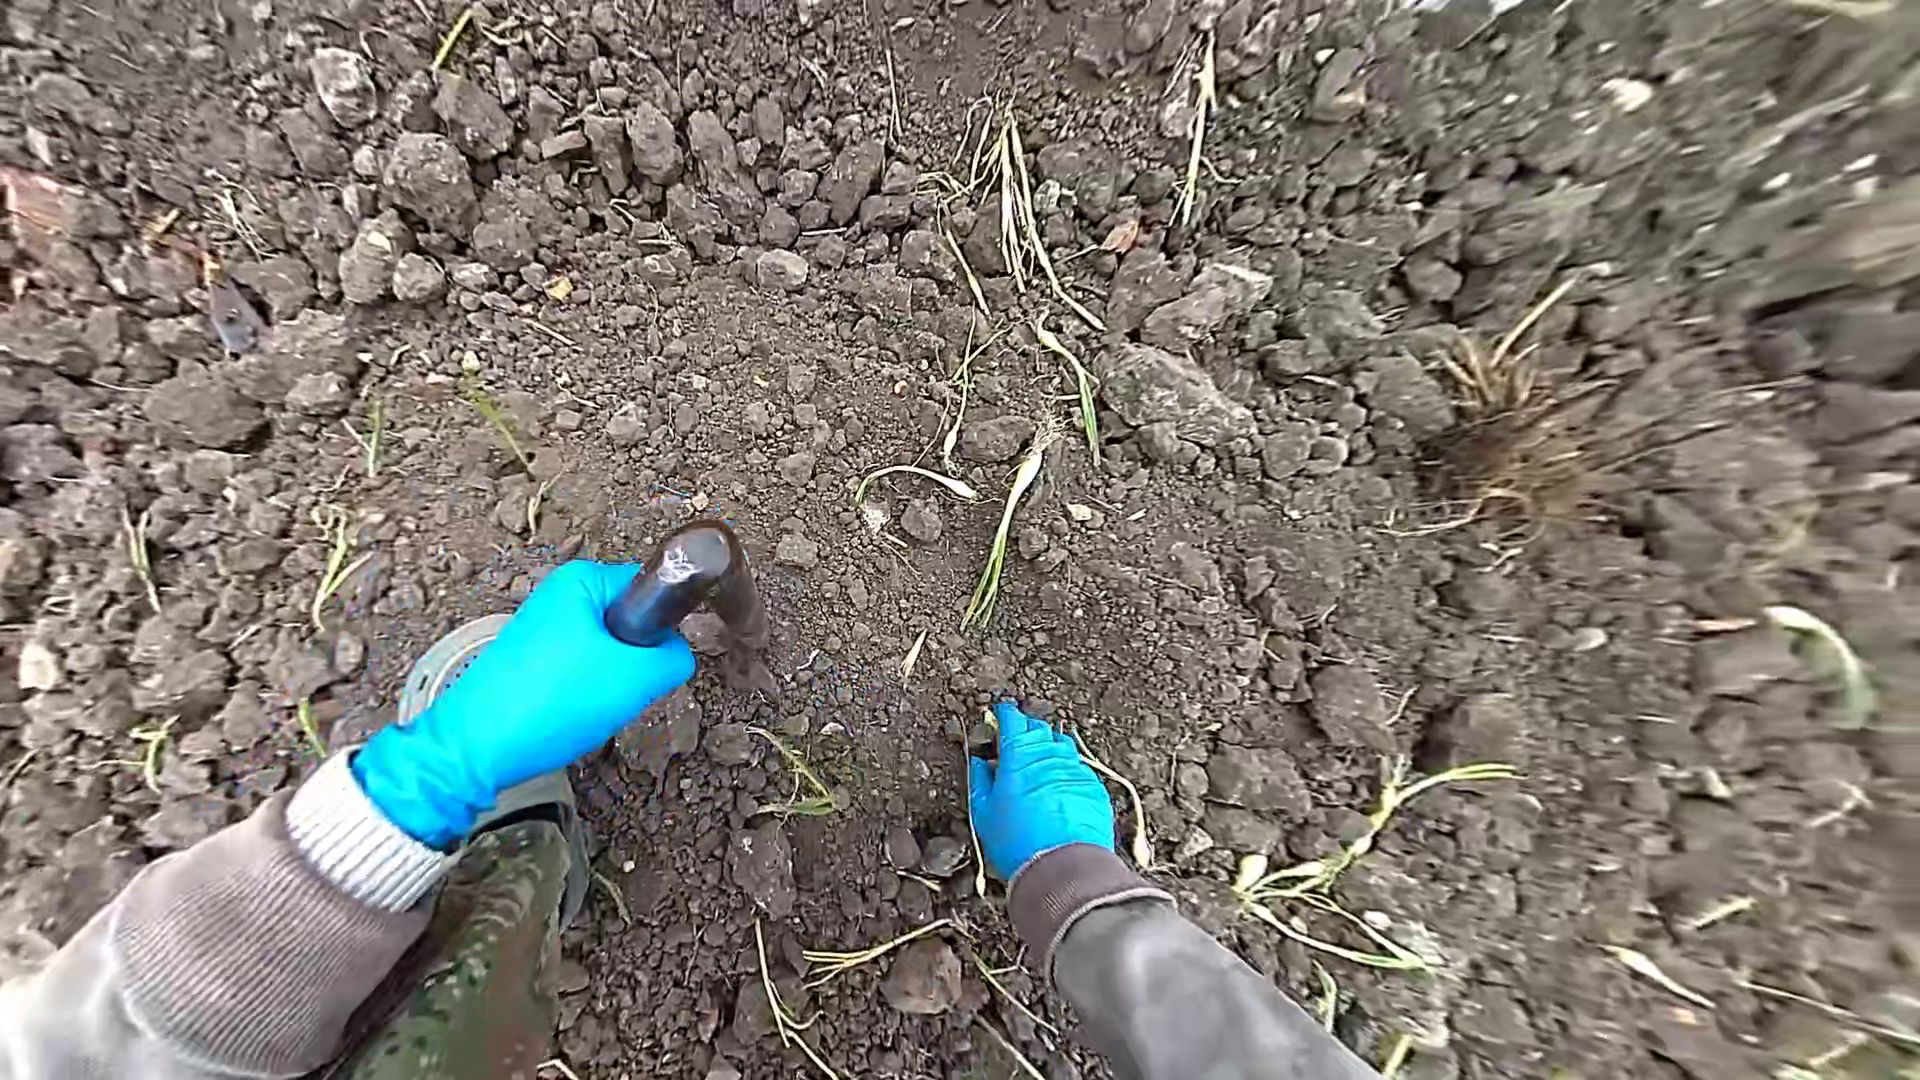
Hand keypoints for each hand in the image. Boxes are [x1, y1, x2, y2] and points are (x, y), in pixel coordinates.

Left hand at [353, 560, 695, 848]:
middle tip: (626, 681)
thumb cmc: (550, 703)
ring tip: (598, 698)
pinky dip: (593, 686)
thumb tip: (676, 655)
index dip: (665, 626)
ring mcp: (546, 625)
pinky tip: (580, 707)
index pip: (655, 589)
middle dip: (640, 655)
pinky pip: (589, 663)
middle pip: (635, 619)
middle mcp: (561, 593)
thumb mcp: (640, 677)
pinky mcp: (536, 655)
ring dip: (618, 675)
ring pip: (614, 646)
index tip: (654, 657)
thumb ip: (677, 657)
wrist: (472, 753)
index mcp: (583, 580)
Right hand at [968, 702, 1114, 878]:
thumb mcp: (984, 813)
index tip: (1000, 714)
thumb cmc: (1018, 842)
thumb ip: (981, 781)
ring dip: (1048, 749)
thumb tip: (981, 764)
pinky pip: (1077, 769)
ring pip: (1060, 745)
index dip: (1005, 713)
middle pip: (1038, 728)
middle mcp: (1048, 754)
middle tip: (1017, 744)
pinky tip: (1058, 790)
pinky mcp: (1093, 786)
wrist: (1064, 868)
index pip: (1012, 719)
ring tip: (1038, 767)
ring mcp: (1074, 768)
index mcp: (1018, 755)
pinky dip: (1065, 772)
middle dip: (1026, 730)